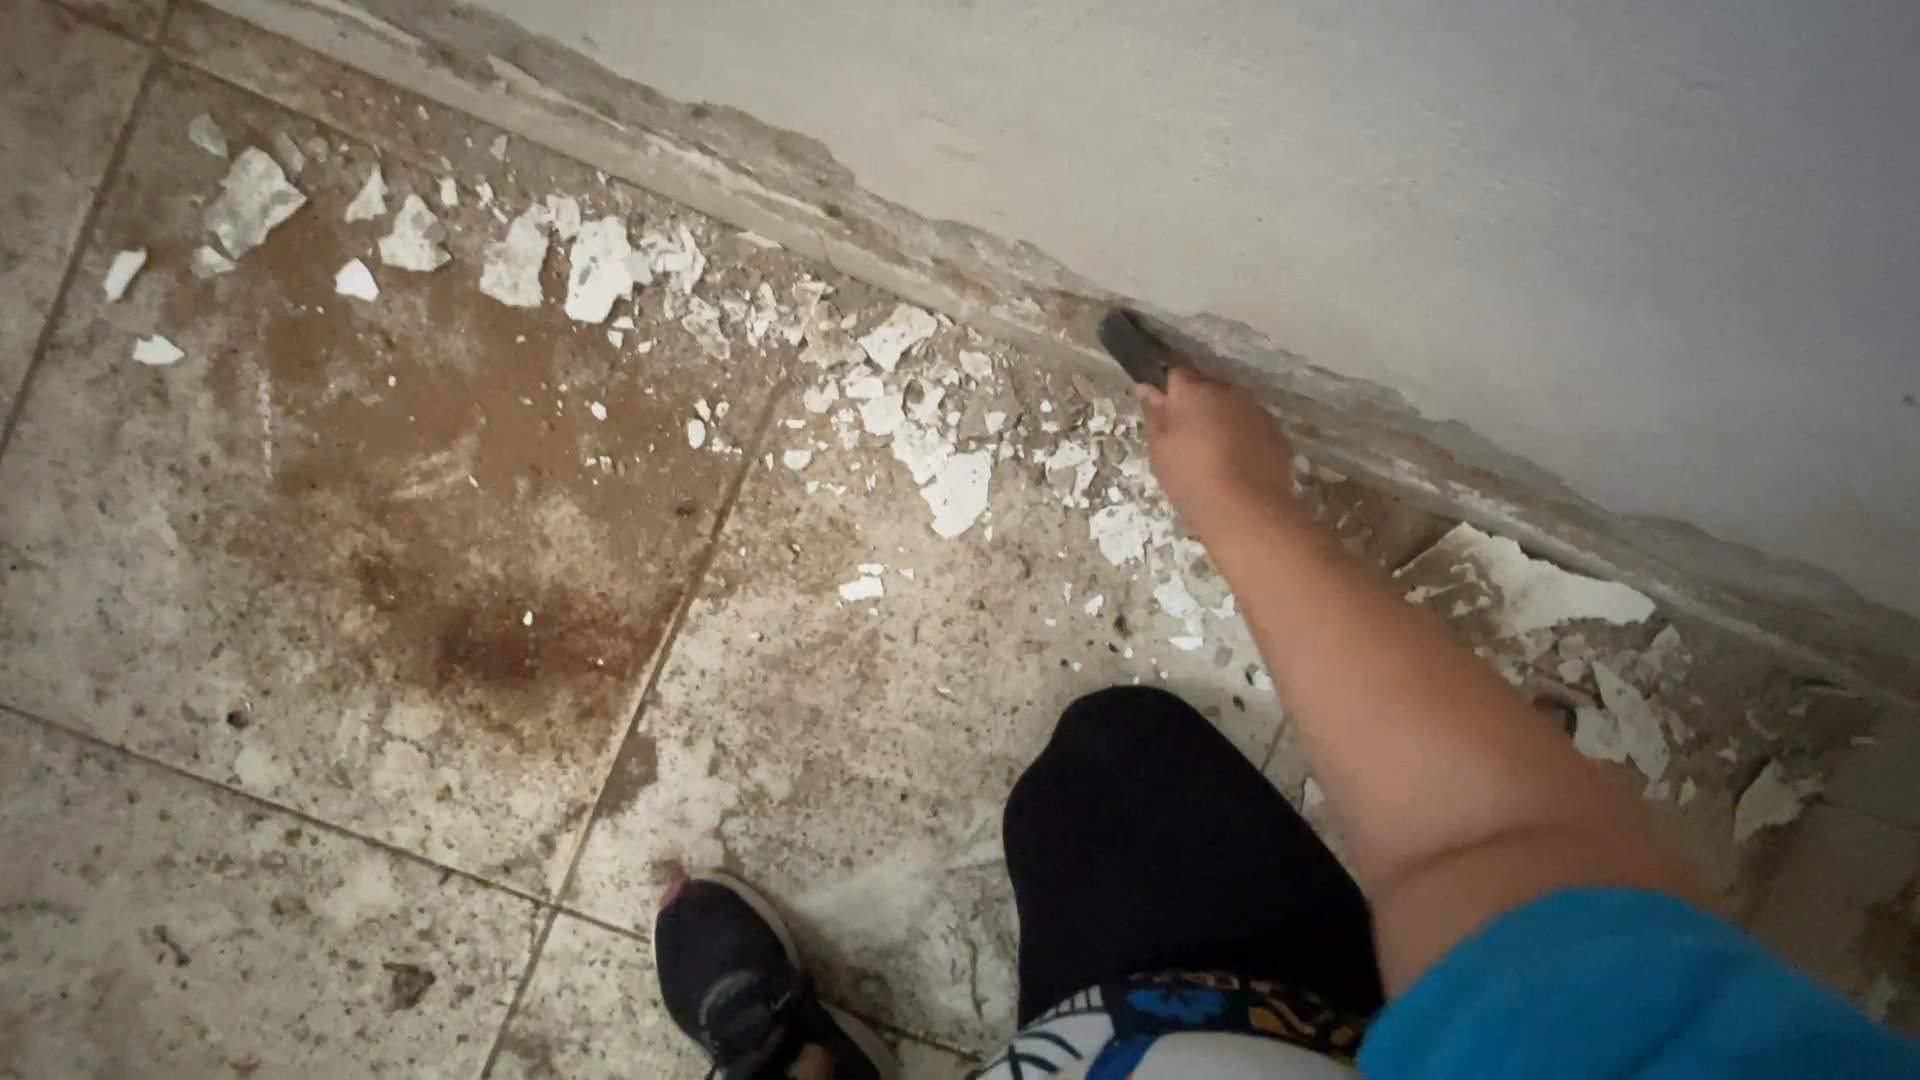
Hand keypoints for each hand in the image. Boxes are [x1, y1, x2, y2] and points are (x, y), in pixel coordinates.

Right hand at [1136, 368, 1298, 536]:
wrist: (1246, 507)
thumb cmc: (1191, 477)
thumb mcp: (1160, 450)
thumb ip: (1155, 415)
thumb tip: (1146, 387)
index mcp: (1193, 392)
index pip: (1177, 373)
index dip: (1170, 390)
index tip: (1164, 410)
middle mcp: (1228, 392)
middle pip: (1208, 389)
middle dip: (1198, 405)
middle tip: (1188, 438)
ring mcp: (1256, 410)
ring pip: (1233, 406)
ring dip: (1223, 420)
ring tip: (1215, 453)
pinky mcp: (1276, 431)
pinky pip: (1253, 425)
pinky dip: (1244, 436)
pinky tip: (1238, 464)